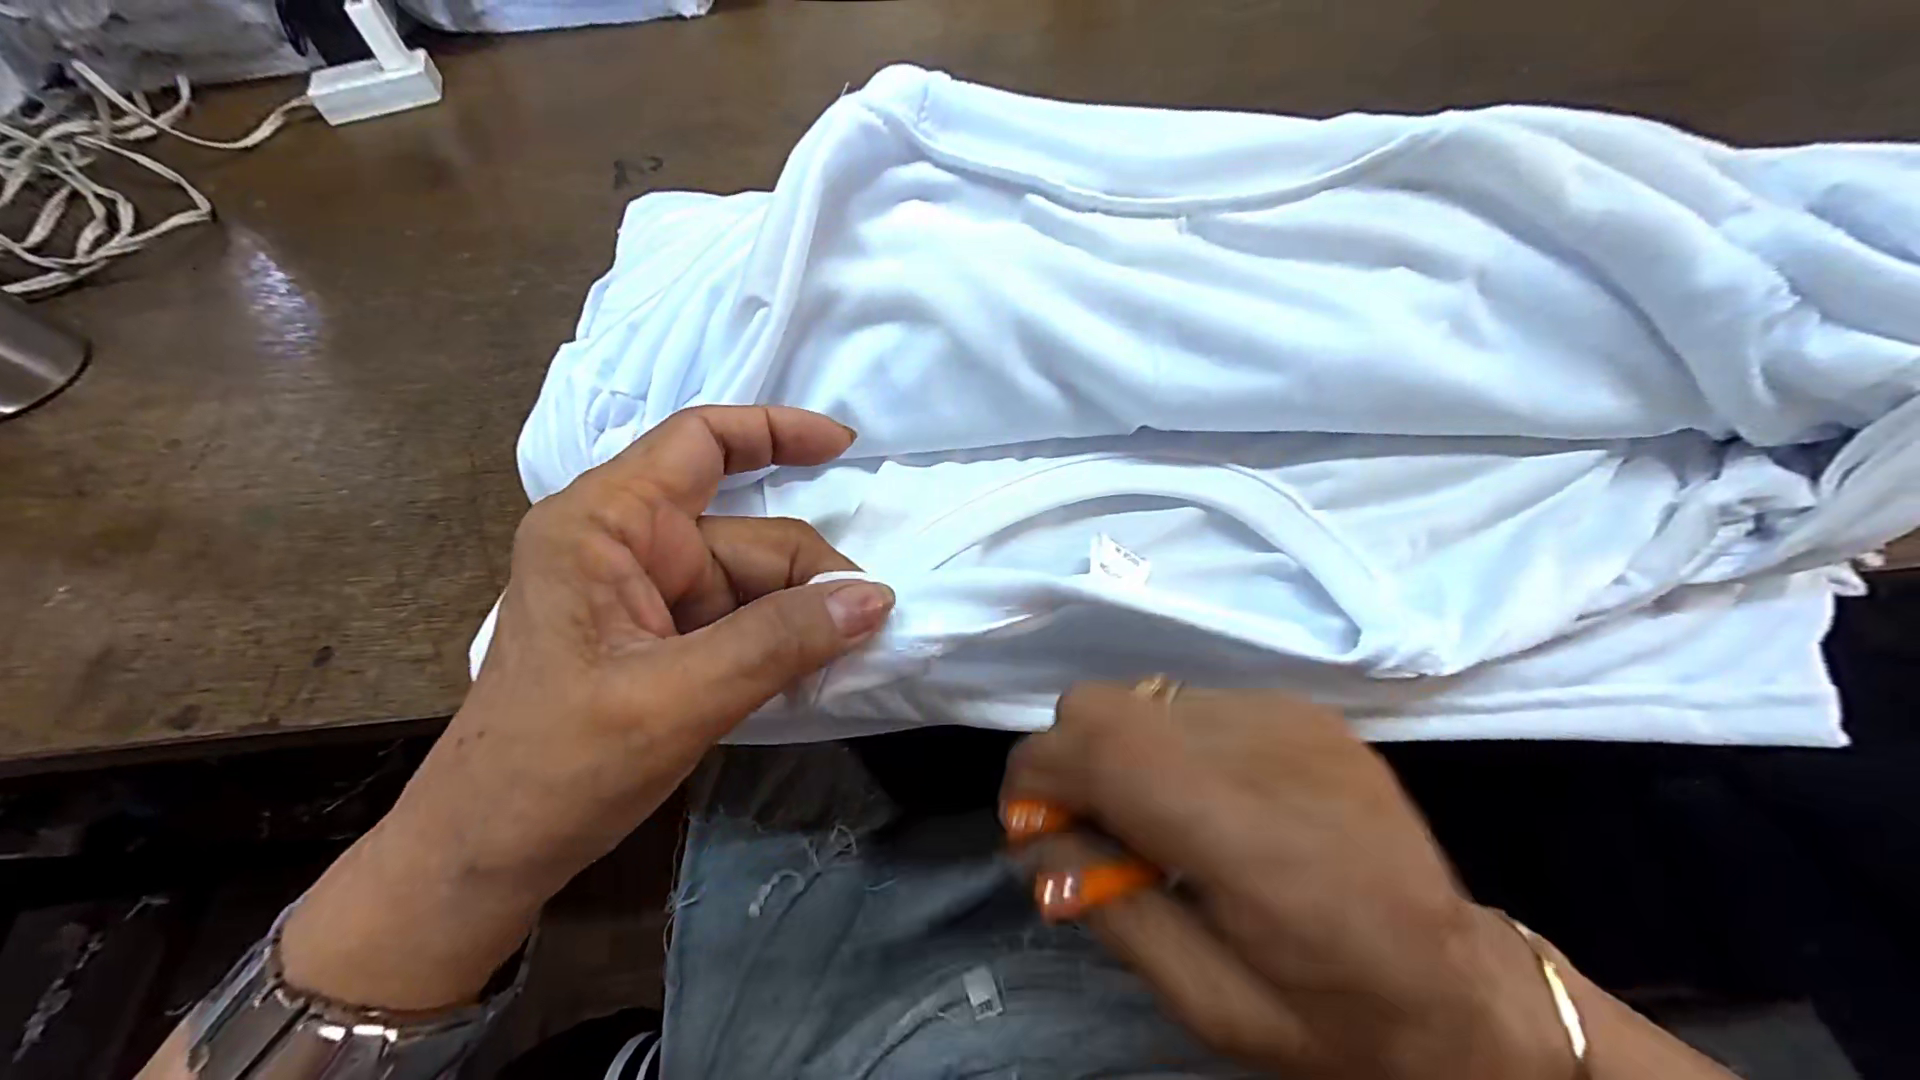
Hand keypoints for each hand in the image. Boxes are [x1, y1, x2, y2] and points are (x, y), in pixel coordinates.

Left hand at [280, 406, 893, 1008]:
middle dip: (808, 578)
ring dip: (801, 619)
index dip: (776, 430)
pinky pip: (744, 620)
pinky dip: (782, 641)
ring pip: (755, 583)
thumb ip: (780, 641)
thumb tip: (876, 596)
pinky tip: (813, 670)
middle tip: (866, 626)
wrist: (489, 855)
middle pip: (749, 533)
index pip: (699, 442)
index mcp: (605, 525)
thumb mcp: (676, 699)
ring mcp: (649, 595)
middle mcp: (629, 545)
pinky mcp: (665, 638)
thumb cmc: (554, 768)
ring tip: (842, 660)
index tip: (846, 446)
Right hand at [1002, 684, 1573, 1079]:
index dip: (1037, 773)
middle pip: (1105, 705)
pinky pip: (1187, 701)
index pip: (1104, 752)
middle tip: (1088, 823)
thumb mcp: (1206, 1005)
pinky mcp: (1301, 708)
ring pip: (1139, 696)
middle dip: (1068, 757)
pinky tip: (1204, 794)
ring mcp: (1289, 718)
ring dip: (1118, 748)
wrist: (1462, 985)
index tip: (1025, 820)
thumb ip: (1110, 909)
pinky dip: (1165, 739)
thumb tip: (1036, 838)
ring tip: (1155, 813)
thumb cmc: (1329, 1017)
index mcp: (1252, 840)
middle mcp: (1268, 753)